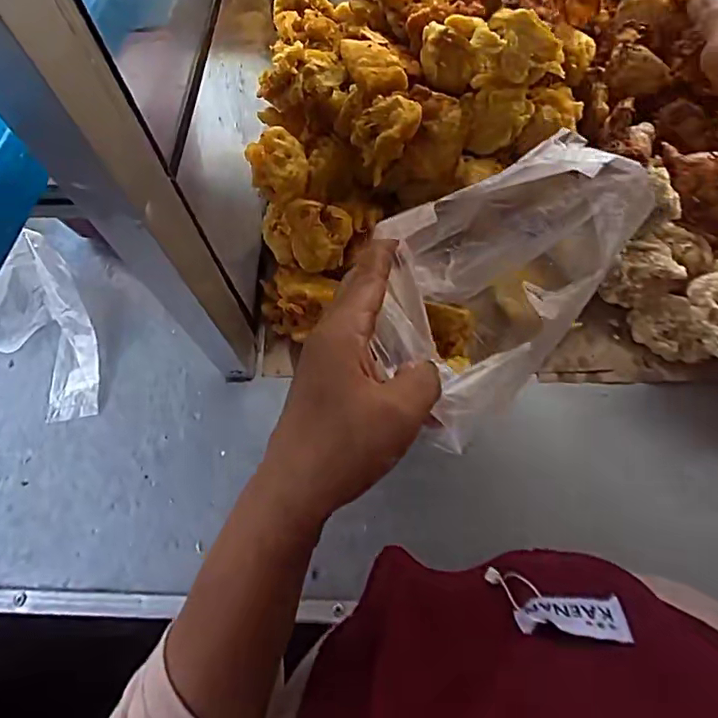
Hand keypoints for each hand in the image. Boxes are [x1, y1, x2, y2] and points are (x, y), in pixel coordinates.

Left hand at [256, 241, 440, 528]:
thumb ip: (423, 379)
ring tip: (397, 295)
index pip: (366, 282)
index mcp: (342, 334)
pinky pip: (349, 344)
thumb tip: (421, 367)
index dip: (382, 258)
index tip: (395, 234)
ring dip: (372, 304)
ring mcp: (318, 361)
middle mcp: (326, 338)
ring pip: (350, 320)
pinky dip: (370, 335)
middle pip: (352, 294)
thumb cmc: (346, 444)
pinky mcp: (319, 382)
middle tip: (398, 254)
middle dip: (374, 272)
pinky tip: (387, 353)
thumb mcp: (400, 412)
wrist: (295, 484)